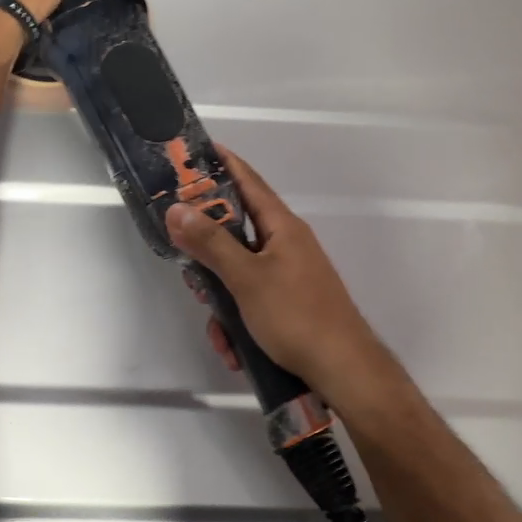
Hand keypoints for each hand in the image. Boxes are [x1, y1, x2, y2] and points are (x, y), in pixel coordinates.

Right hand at [166, 146, 388, 406]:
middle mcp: (285, 246)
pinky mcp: (287, 306)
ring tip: (219, 331)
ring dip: (221, 304)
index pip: (248, 182)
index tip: (195, 151)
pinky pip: (250, 304)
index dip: (223, 164)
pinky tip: (234, 350)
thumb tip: (177, 209)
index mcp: (281, 227)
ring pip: (237, 276)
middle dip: (207, 256)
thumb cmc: (297, 315)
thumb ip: (210, 242)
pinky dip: (238, 325)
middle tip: (187, 268)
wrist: (344, 370)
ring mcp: (288, 277)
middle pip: (234, 234)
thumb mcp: (246, 277)